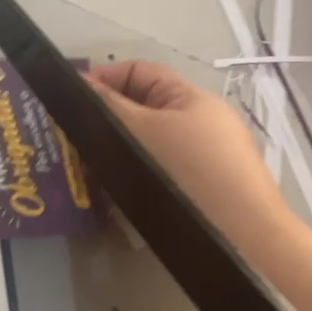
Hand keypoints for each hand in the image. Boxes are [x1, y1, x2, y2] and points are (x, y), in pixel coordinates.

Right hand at [86, 60, 297, 244]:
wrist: (243, 239)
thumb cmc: (187, 174)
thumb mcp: (139, 131)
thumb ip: (106, 104)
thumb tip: (78, 81)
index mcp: (190, 98)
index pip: (138, 71)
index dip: (102, 79)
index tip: (68, 103)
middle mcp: (201, 121)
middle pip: (142, 108)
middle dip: (106, 120)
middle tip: (72, 141)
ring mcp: (205, 157)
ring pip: (148, 142)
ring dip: (118, 151)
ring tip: (90, 172)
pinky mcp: (204, 188)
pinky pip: (159, 170)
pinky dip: (136, 175)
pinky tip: (118, 196)